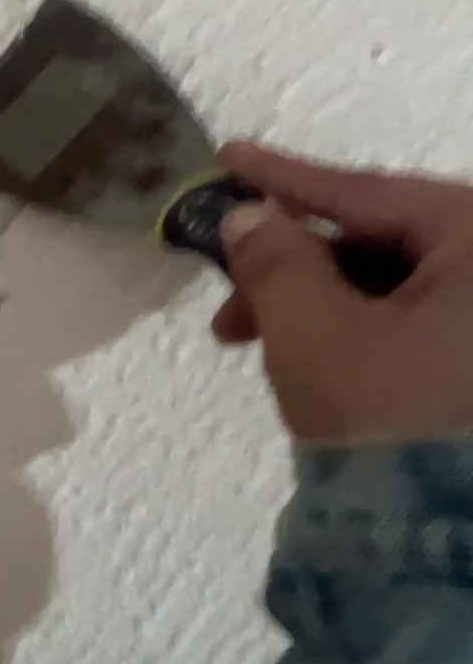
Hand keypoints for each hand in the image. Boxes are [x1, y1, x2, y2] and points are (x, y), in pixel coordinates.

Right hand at [212, 142, 472, 441]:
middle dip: (290, 264)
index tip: (228, 156)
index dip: (289, 178)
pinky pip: (411, 304)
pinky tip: (301, 343)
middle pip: (380, 238)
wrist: (438, 507)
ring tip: (246, 336)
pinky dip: (345, 315)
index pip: (369, 194)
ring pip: (389, 274)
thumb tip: (246, 213)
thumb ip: (275, 262)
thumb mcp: (311, 329)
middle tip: (225, 301)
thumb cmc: (382, 404)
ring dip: (309, 296)